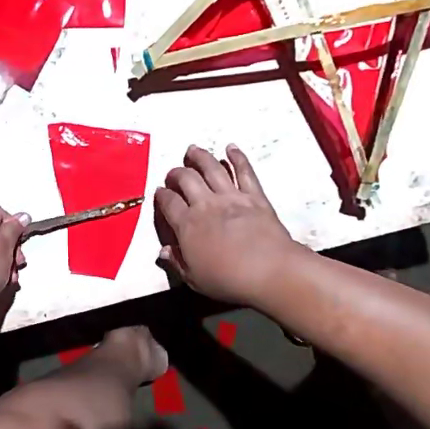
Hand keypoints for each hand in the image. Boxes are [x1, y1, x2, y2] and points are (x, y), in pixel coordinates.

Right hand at [154, 145, 303, 304]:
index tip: (160, 191)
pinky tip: (231, 148)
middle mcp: (206, 204)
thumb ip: (177, 262)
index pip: (168, 203)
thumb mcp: (195, 278)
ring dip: (200, 156)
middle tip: (174, 173)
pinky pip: (244, 171)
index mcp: (187, 225)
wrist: (269, 270)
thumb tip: (163, 251)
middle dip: (176, 173)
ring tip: (193, 149)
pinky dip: (237, 157)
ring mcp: (231, 197)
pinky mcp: (255, 195)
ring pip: (212, 168)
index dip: (162, 195)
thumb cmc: (228, 280)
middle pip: (187, 179)